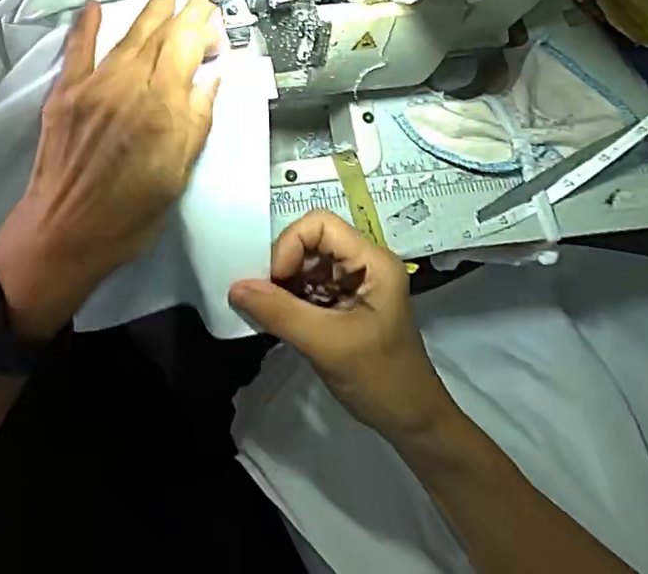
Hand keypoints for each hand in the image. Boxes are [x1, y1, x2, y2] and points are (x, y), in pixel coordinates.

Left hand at [0, 0, 220, 338]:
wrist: (65, 233)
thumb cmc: (129, 215)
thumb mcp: (179, 174)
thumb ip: (197, 122)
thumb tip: (210, 81)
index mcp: (163, 108)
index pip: (186, 45)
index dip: (201, 24)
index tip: (212, 15)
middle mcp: (128, 88)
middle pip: (159, 35)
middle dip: (181, 13)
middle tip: (196, 2)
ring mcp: (93, 87)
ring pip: (126, 37)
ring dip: (148, 13)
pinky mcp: (65, 94)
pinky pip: (78, 50)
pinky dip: (87, 26)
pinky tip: (94, 7)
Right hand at [229, 210, 458, 441]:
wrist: (412, 423)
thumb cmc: (380, 378)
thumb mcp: (328, 345)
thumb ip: (281, 313)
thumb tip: (235, 288)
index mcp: (372, 261)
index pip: (321, 224)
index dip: (291, 244)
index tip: (275, 282)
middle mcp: (362, 263)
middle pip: (310, 241)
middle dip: (282, 266)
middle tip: (264, 300)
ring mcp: (351, 284)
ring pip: (304, 265)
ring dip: (282, 285)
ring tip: (268, 313)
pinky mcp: (340, 304)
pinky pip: (306, 287)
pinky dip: (287, 300)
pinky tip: (276, 320)